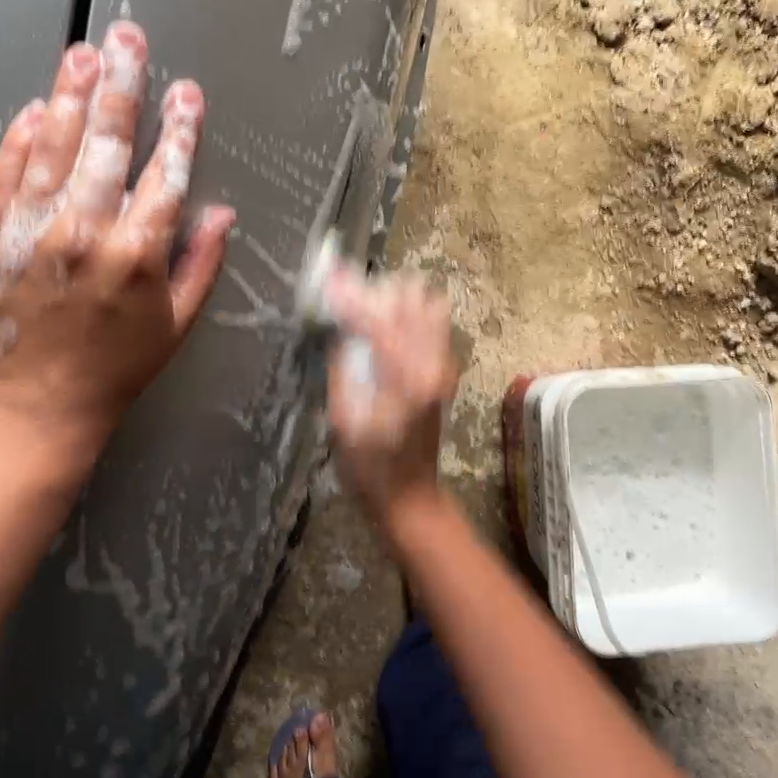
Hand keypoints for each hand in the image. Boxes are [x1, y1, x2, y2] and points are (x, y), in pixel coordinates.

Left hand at [0, 22, 233, 485]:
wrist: (35, 411)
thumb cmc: (114, 372)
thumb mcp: (175, 326)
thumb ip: (201, 264)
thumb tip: (222, 213)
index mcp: (138, 255)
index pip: (166, 174)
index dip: (180, 129)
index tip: (187, 94)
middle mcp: (86, 234)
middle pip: (107, 144)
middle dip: (122, 84)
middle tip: (127, 38)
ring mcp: (32, 233)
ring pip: (52, 148)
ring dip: (68, 95)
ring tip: (80, 53)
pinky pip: (4, 179)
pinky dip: (17, 142)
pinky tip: (30, 110)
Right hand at [324, 269, 458, 521]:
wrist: (411, 497)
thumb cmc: (371, 468)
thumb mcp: (342, 422)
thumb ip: (342, 370)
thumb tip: (340, 330)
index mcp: (406, 380)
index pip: (380, 321)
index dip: (352, 298)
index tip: (331, 280)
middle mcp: (433, 366)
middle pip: (416, 300)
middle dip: (381, 294)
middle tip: (352, 303)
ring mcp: (445, 367)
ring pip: (430, 307)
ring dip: (399, 302)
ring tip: (370, 314)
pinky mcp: (446, 372)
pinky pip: (433, 326)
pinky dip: (410, 318)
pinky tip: (385, 331)